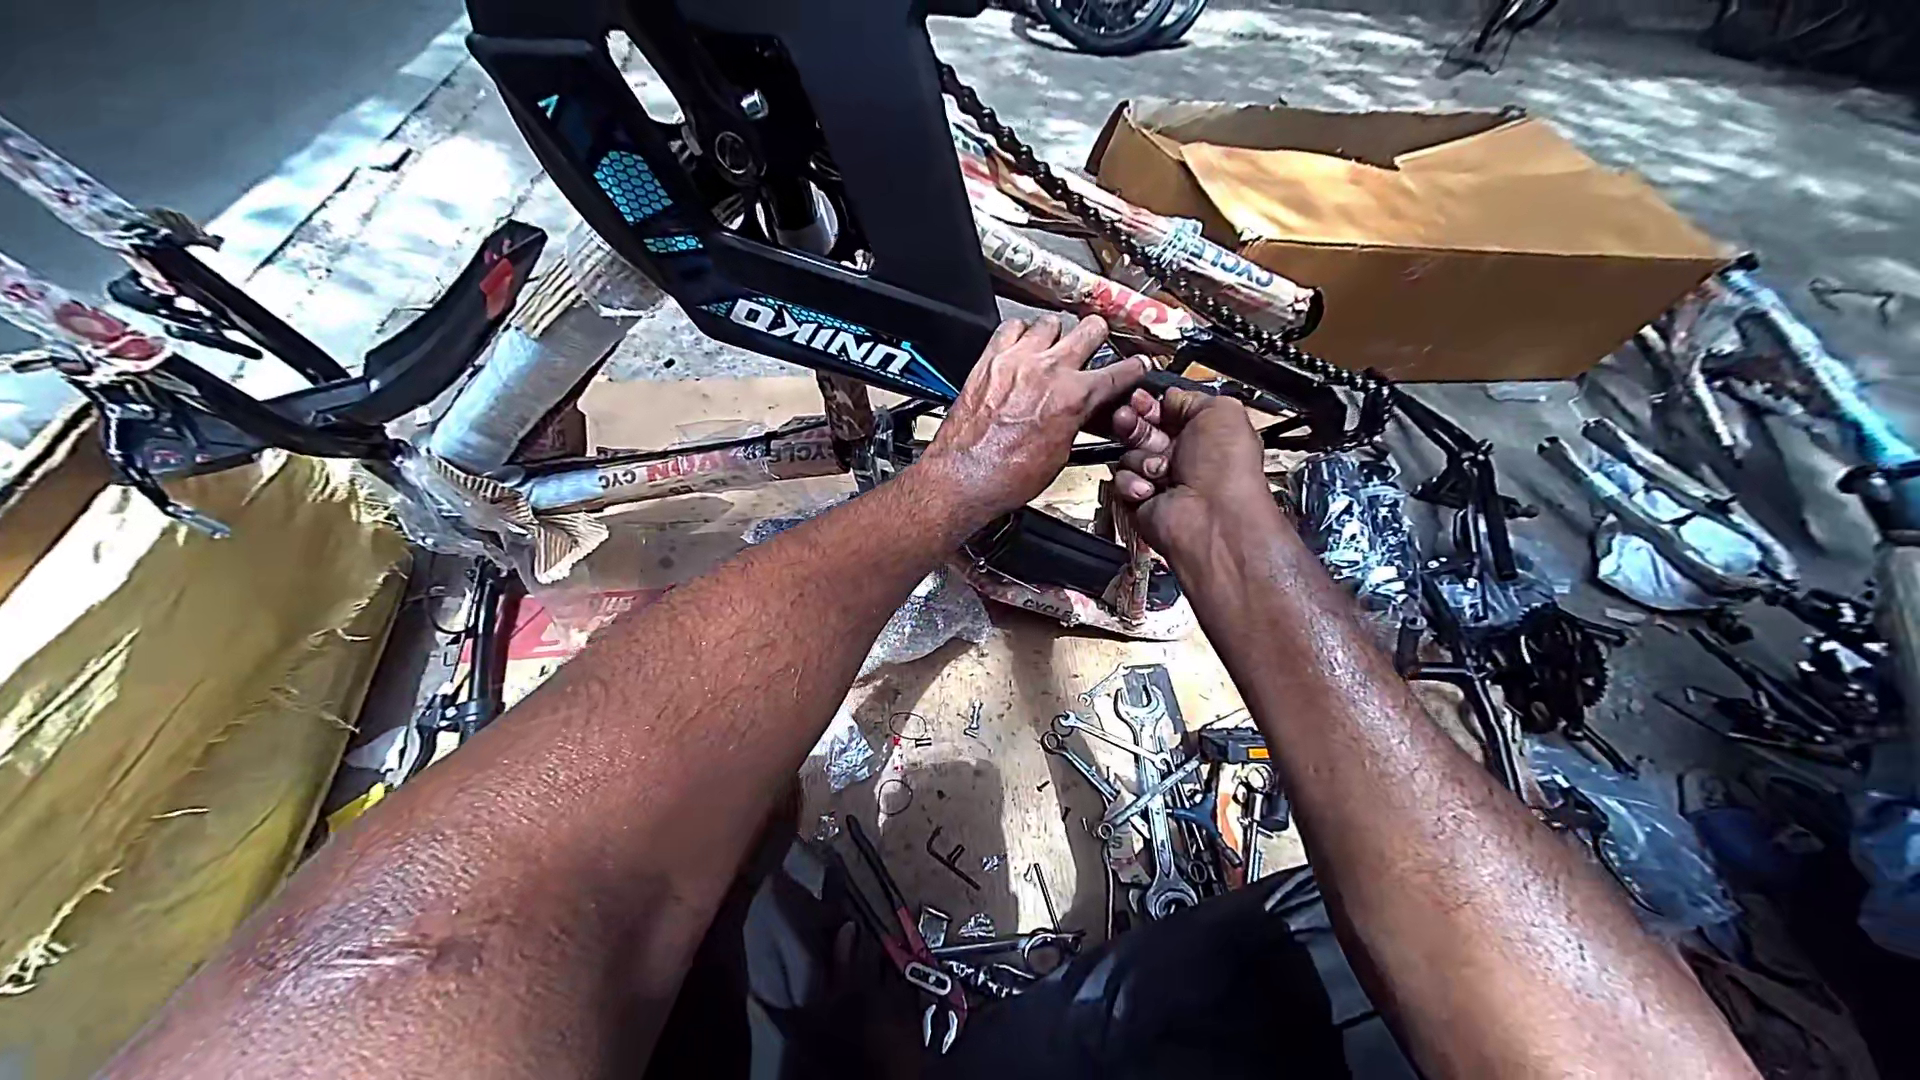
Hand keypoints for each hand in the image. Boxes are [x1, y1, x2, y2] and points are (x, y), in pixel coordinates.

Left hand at [916, 315, 1149, 525]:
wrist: (966, 477)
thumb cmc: (1008, 476)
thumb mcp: (1060, 454)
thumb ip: (1075, 420)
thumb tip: (1079, 411)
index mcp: (1074, 397)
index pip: (1119, 372)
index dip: (1134, 368)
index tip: (1137, 364)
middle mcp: (1048, 371)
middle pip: (1090, 328)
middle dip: (1096, 336)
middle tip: (1093, 343)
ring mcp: (1017, 361)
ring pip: (1049, 322)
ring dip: (1055, 334)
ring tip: (1052, 345)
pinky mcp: (989, 360)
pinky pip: (1010, 327)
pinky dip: (1019, 332)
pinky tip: (1020, 344)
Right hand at [1108, 387, 1286, 559]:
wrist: (1212, 518)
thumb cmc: (1227, 471)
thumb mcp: (1221, 412)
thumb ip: (1192, 398)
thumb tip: (1170, 396)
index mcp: (1201, 435)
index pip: (1163, 412)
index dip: (1149, 404)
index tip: (1140, 400)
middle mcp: (1180, 458)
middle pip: (1141, 432)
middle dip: (1133, 424)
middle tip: (1127, 420)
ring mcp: (1159, 480)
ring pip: (1127, 456)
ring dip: (1140, 459)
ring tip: (1159, 468)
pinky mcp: (1141, 500)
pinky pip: (1121, 482)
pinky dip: (1133, 483)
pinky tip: (1150, 489)